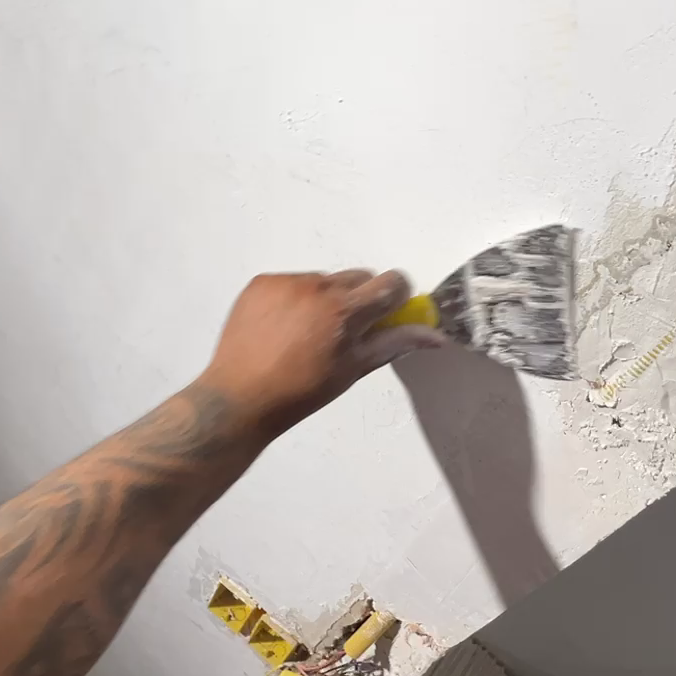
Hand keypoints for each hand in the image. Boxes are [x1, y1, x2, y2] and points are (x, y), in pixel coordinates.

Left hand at [196, 269, 444, 435]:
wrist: (240, 398)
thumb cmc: (303, 391)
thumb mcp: (354, 369)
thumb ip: (395, 343)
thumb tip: (435, 336)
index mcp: (346, 312)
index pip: (392, 282)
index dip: (395, 299)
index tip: (385, 316)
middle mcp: (318, 287)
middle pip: (359, 277)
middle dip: (360, 300)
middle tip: (343, 332)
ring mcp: (286, 282)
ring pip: (325, 281)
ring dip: (327, 300)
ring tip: (307, 334)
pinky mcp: (262, 282)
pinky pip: (293, 282)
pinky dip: (295, 299)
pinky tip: (283, 328)